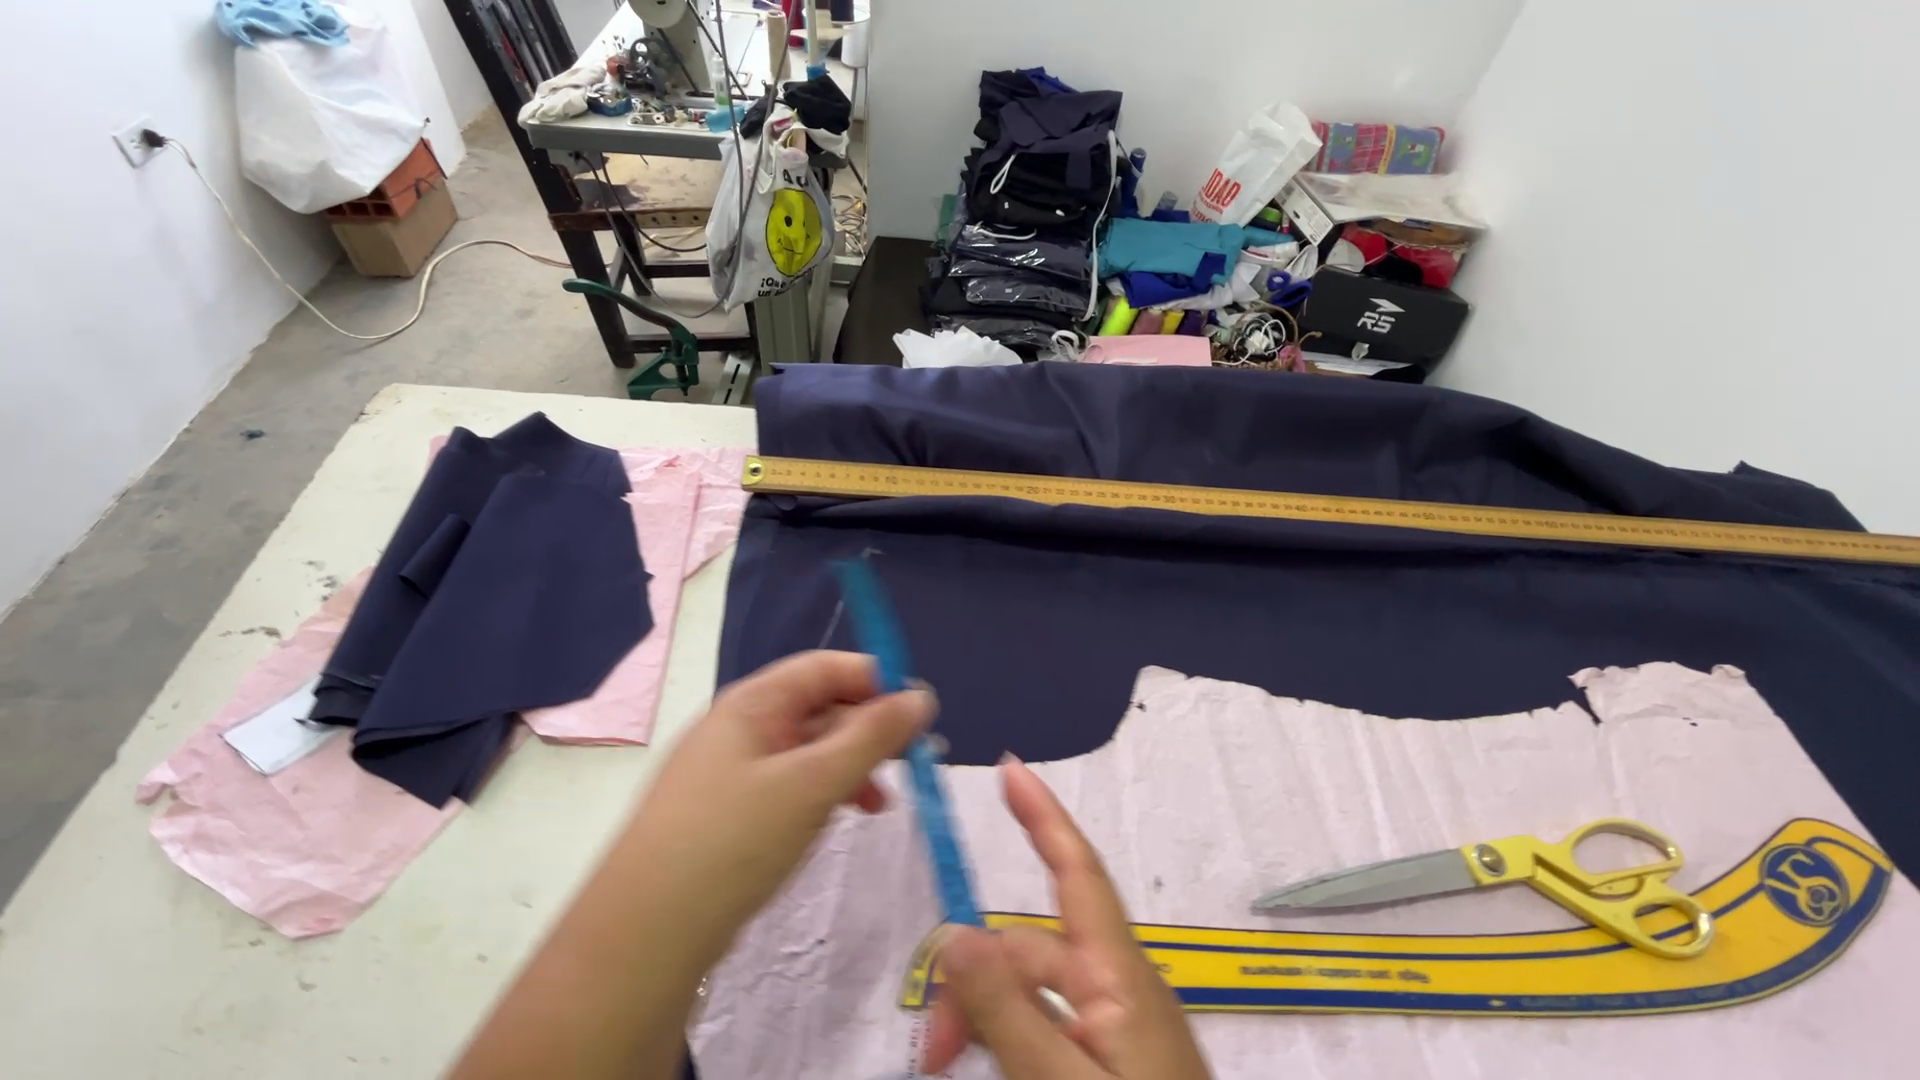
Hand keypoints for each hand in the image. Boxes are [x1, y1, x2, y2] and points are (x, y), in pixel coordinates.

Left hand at [625, 650, 935, 954]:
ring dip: (851, 767)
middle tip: (915, 763)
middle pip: (819, 707)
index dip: (876, 681)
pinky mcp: (731, 813)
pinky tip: (842, 820)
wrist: (645, 934)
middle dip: (869, 730)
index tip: (922, 712)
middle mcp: (741, 727)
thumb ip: (871, 737)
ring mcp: (733, 771)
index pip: (825, 668)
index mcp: (753, 703)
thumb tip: (920, 695)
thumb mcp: (813, 784)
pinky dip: (825, 795)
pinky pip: (791, 786)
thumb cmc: (734, 841)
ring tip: (881, 805)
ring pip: (809, 751)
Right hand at [923, 759, 1210, 1078]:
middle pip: (1029, 951)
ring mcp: (1114, 1030)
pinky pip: (1044, 1031)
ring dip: (981, 1021)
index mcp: (1119, 978)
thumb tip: (956, 932)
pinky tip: (984, 1068)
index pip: (1077, 872)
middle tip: (929, 1054)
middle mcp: (1116, 990)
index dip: (1043, 816)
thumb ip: (1008, 1012)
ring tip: (944, 1068)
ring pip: (1028, 996)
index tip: (1009, 768)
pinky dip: (1007, 1042)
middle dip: (971, 981)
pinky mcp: (1107, 1062)